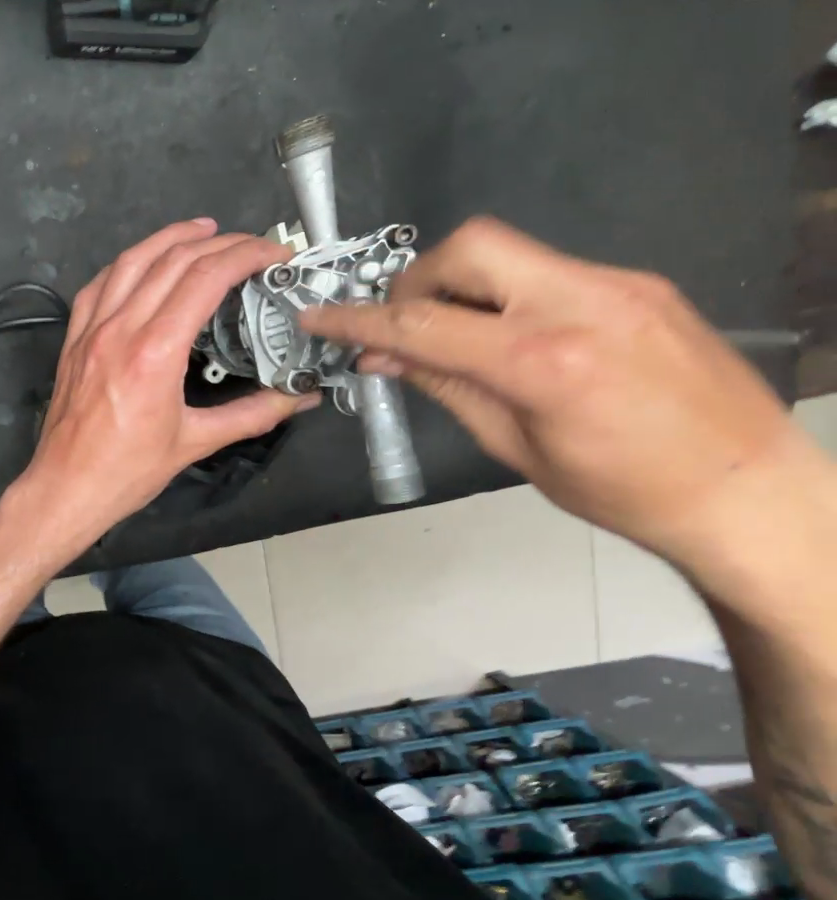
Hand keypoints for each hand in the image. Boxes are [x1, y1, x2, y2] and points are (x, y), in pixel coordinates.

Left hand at [18, 219, 314, 548]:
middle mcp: (118, 331)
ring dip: (169, 238)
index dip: (246, 254)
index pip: (206, 277)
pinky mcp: (72, 343)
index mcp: (154, 352)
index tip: (274, 253)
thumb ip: (254, 414)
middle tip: (250, 245)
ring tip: (202, 231)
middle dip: (219, 243)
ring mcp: (89, 333)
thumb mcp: (196, 442)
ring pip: (130, 263)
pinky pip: (97, 287)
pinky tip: (143, 263)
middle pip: (172, 260)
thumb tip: (300, 397)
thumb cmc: (125, 472)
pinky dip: (125, 266)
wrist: (65, 489)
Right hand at [301, 217, 800, 565]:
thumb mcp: (513, 445)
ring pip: (511, 254)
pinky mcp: (639, 286)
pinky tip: (506, 342)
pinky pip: (549, 273)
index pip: (425, 323)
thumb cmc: (621, 488)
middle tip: (403, 326)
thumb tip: (386, 358)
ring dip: (461, 288)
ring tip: (452, 340)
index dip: (359, 319)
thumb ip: (447, 387)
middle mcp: (585, 302)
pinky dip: (506, 298)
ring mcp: (619, 285)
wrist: (745, 483)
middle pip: (472, 247)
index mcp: (545, 359)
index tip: (318, 316)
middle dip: (418, 278)